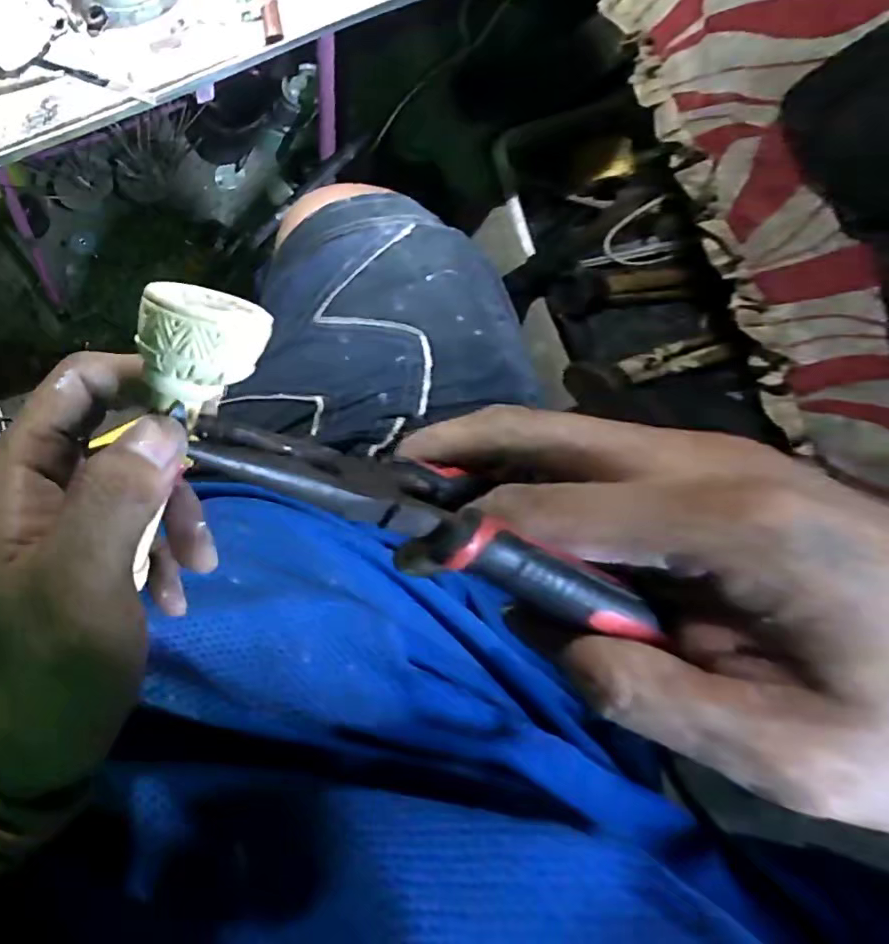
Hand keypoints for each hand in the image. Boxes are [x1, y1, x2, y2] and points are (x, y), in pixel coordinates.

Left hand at [0, 353, 216, 799]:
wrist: (8, 749)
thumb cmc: (38, 665)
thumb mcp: (81, 579)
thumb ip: (116, 494)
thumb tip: (162, 422)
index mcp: (20, 468)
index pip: (75, 383)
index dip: (135, 374)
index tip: (200, 398)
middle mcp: (35, 482)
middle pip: (113, 431)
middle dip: (165, 468)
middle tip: (200, 522)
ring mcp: (56, 520)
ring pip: (130, 481)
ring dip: (170, 518)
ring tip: (195, 575)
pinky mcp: (78, 556)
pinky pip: (128, 527)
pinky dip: (159, 553)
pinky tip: (173, 603)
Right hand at [401, 406, 888, 831]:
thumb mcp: (798, 760)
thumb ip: (641, 695)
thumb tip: (549, 629)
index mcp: (728, 523)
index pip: (536, 510)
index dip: (461, 536)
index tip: (416, 565)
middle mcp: (710, 464)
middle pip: (532, 431)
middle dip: (448, 450)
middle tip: (392, 483)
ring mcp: (715, 456)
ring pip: (554, 432)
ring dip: (481, 456)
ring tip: (431, 490)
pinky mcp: (717, 467)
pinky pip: (586, 452)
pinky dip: (524, 467)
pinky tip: (505, 502)